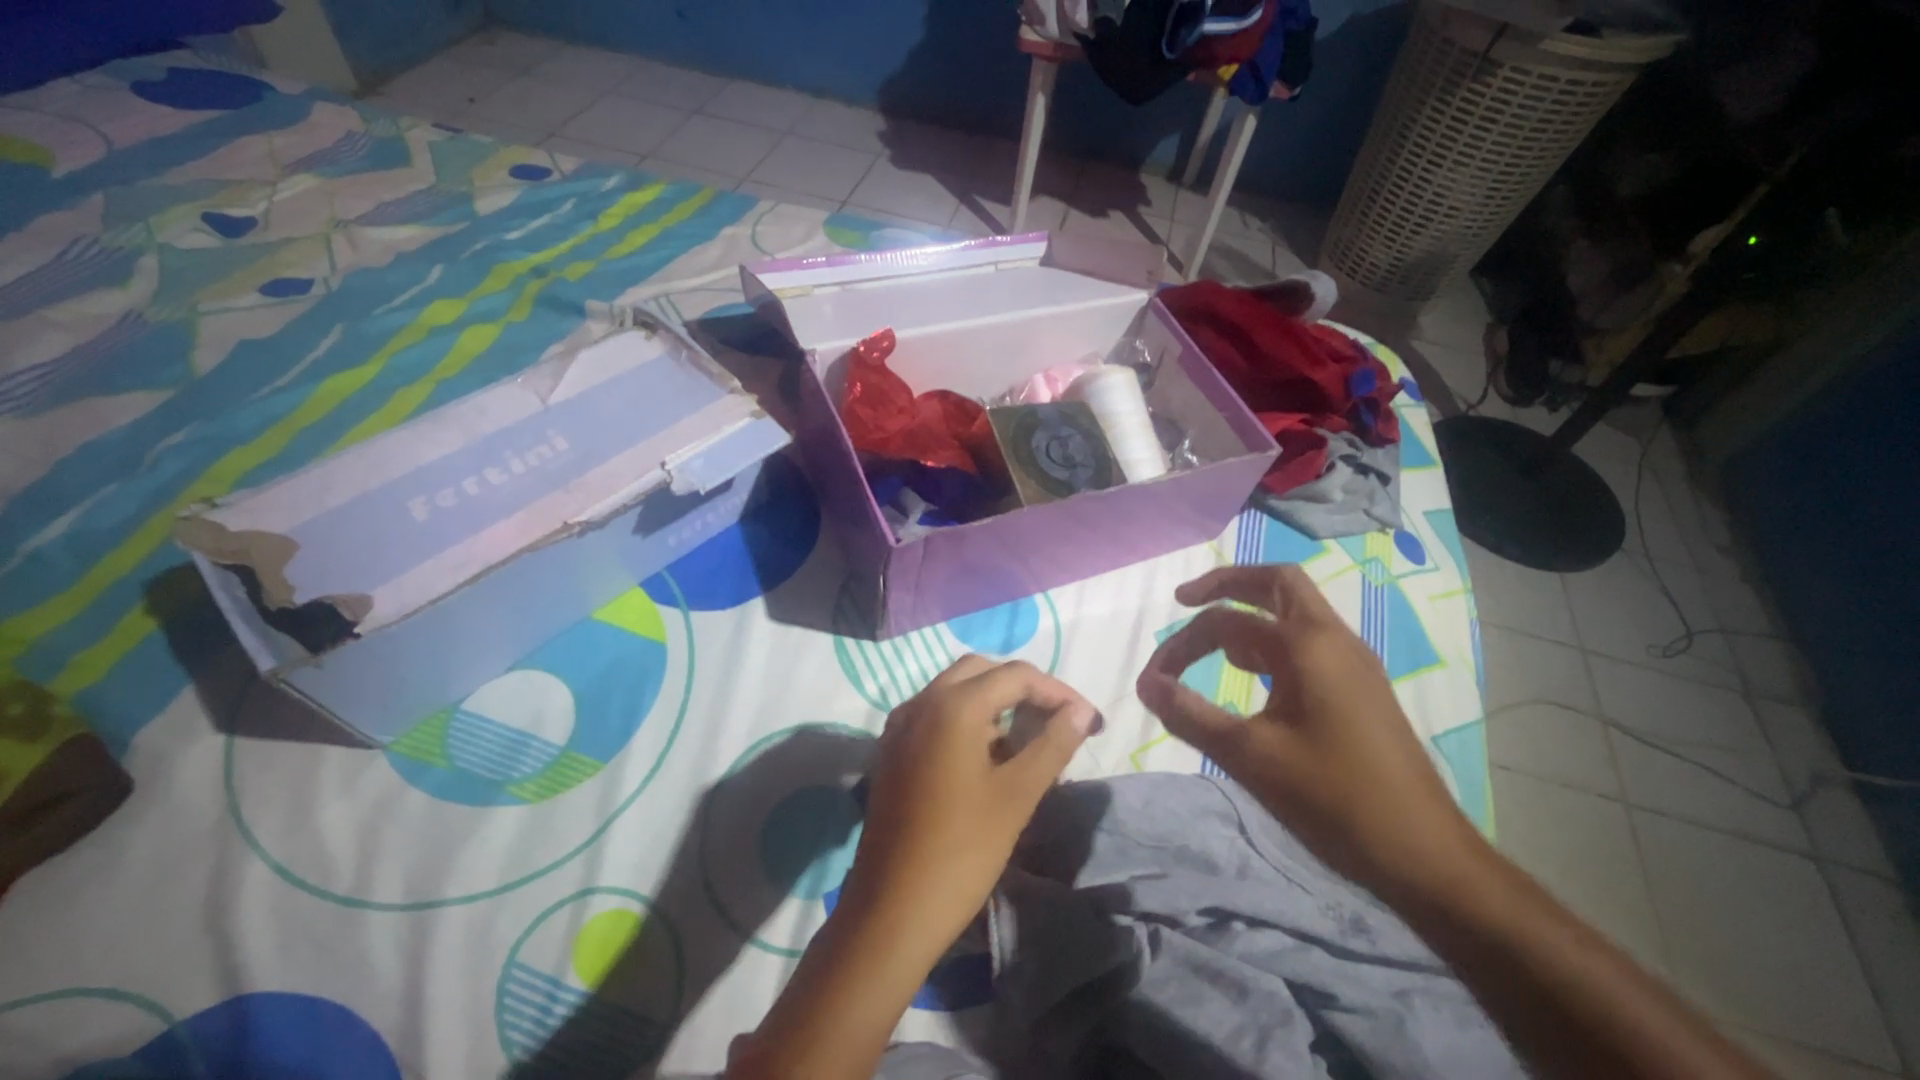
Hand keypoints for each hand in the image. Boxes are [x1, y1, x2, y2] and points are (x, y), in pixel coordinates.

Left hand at [841, 656, 1099, 947]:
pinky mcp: (892, 751)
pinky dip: (968, 721)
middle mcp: (920, 702)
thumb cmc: (963, 851)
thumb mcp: (1018, 795)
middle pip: (982, 672)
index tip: (1089, 721)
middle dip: (1024, 689)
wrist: (893, 909)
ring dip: (995, 704)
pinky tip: (991, 757)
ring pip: (955, 691)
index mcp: (952, 706)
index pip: (1016, 675)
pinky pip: (935, 716)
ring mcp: (900, 726)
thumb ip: (1053, 744)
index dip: (1058, 692)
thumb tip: (1082, 711)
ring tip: (1032, 742)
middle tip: (1059, 723)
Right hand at [1136, 564, 1484, 899]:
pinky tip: (1253, 680)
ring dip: (1251, 617)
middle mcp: (1335, 640)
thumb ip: (1191, 715)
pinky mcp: (1361, 691)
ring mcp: (1354, 665)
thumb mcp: (1249, 757)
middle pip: (1277, 584)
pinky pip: (1309, 646)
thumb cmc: (1333, 798)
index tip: (1152, 682)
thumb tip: (1147, 684)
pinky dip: (1272, 646)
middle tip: (1185, 601)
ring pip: (1296, 615)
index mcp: (1308, 645)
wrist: (1423, 851)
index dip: (1180, 646)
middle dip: (1228, 585)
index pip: (1225, 622)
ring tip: (1211, 646)